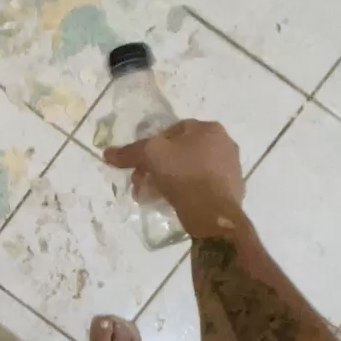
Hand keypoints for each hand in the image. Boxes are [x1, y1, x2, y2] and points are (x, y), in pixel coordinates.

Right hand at [103, 120, 245, 234]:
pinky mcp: (232, 189)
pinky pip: (202, 185)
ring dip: (170, 179)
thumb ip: (130, 152)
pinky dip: (187, 191)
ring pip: (191, 169)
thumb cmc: (183, 175)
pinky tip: (175, 202)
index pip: (172, 132)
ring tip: (156, 195)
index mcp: (209, 129)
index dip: (151, 147)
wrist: (213, 212)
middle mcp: (224, 143)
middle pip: (181, 152)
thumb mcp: (150, 156)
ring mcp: (231, 167)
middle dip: (158, 166)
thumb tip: (107, 153)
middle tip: (144, 183)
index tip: (140, 165)